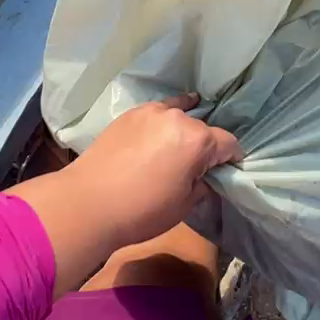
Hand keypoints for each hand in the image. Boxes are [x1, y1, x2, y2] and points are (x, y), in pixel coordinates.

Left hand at [8, 94, 241, 294]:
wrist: (86, 203)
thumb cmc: (140, 211)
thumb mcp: (182, 207)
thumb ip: (201, 185)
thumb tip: (203, 176)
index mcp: (199, 142)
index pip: (228, 144)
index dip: (232, 158)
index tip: (229, 170)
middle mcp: (181, 119)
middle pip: (205, 130)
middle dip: (206, 146)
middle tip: (195, 167)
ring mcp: (155, 112)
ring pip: (182, 117)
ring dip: (185, 131)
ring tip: (179, 145)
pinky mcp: (133, 113)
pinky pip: (161, 108)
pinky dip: (171, 112)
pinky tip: (176, 112)